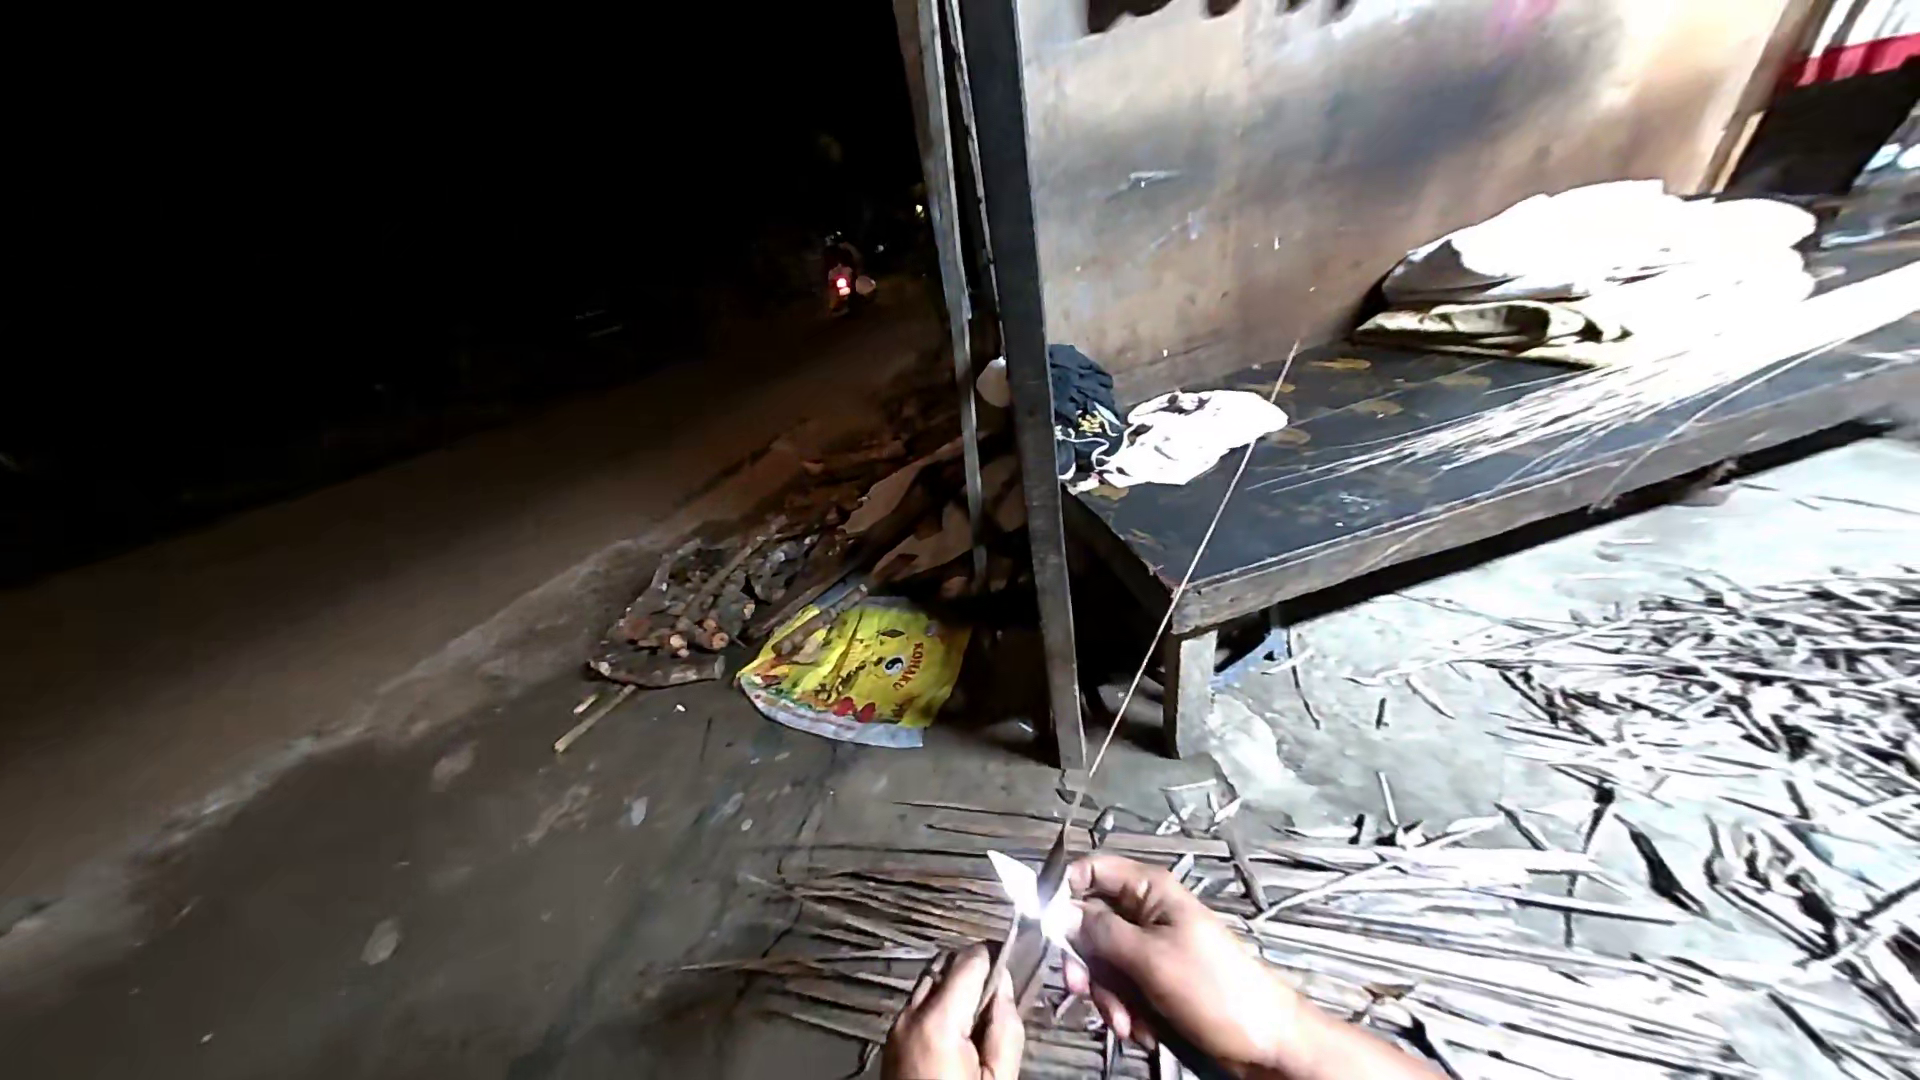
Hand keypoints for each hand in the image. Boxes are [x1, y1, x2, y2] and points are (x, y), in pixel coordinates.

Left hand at [884, 944, 1024, 1079]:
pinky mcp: (889, 1043)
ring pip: (929, 981)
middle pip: (946, 962)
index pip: (971, 958)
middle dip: (973, 970)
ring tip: (977, 1020)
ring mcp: (895, 1029)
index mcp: (938, 1021)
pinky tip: (956, 1035)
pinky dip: (937, 1005)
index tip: (1012, 968)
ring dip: (953, 987)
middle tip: (997, 999)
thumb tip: (1004, 986)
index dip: (995, 958)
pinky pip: (917, 1006)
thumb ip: (1006, 1028)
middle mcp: (910, 1015)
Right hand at [1059, 855, 1307, 1076]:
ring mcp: (1150, 947)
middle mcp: (1145, 911)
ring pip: (1104, 960)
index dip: (1066, 890)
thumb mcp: (1151, 958)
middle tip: (1080, 988)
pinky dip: (1125, 1009)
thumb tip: (1059, 911)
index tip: (1045, 922)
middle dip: (1086, 960)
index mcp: (1148, 890)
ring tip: (1126, 1022)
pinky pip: (1122, 986)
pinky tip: (1142, 1028)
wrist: (1268, 1047)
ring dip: (1107, 994)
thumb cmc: (1212, 989)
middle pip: (1091, 921)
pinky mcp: (1156, 980)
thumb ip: (1101, 932)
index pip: (1092, 870)